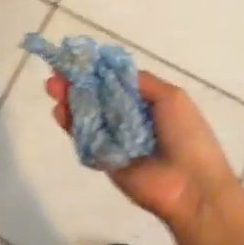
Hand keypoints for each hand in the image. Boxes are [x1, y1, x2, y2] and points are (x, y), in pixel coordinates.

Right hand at [45, 69, 239, 229]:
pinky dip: (70, 125)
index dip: (95, 70)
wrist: (191, 186)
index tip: (75, 58)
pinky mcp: (103, 159)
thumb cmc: (187, 136)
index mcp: (146, 102)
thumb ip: (140, 81)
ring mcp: (114, 139)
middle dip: (76, 83)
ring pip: (86, 116)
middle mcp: (128, 118)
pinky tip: (59, 111)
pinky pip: (84, 139)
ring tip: (52, 87)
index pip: (114, 81)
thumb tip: (110, 70)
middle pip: (96, 97)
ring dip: (69, 100)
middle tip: (55, 73)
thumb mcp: (172, 97)